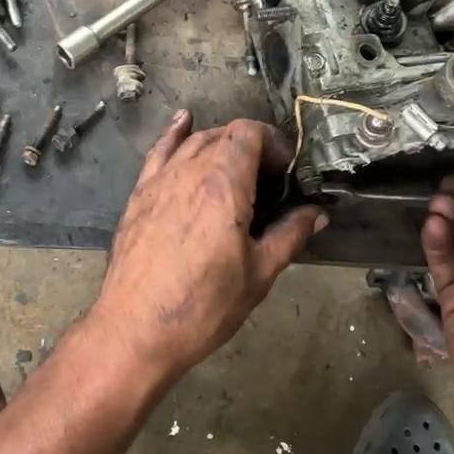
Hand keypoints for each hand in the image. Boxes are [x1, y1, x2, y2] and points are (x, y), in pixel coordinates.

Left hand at [89, 111, 328, 379]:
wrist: (135, 330)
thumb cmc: (204, 306)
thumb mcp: (259, 274)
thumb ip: (289, 235)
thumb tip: (318, 214)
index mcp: (223, 185)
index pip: (250, 133)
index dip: (274, 143)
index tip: (287, 172)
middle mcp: (188, 171)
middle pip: (224, 134)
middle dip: (252, 146)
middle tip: (269, 180)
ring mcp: (159, 180)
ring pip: (194, 141)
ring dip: (220, 143)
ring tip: (238, 168)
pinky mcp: (138, 195)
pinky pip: (159, 152)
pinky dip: (175, 134)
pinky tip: (183, 122)